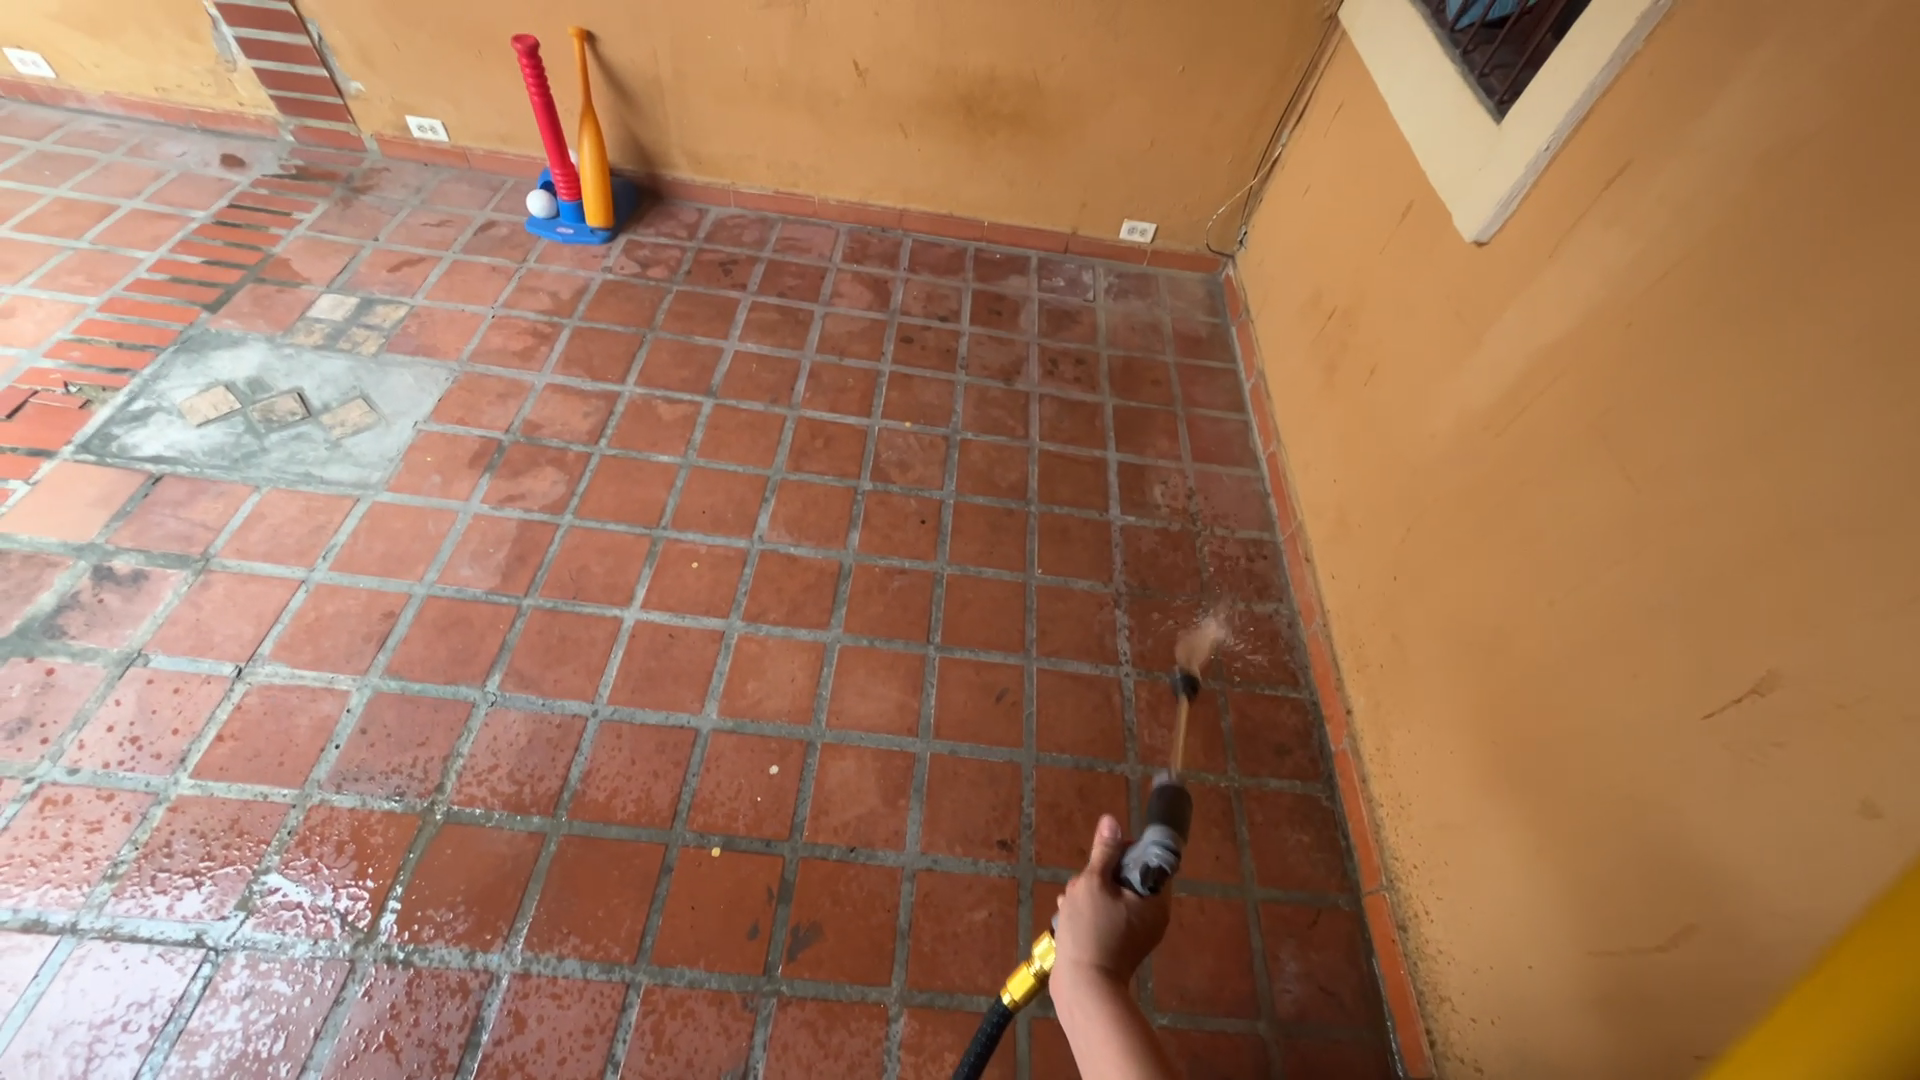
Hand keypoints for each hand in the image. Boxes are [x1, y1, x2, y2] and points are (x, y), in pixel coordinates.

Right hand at [1051, 814, 1170, 987]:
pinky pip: (1104, 915)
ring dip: (1087, 892)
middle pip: (1126, 877)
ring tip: (1071, 902)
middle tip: (1084, 884)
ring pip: (1110, 895)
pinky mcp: (1116, 944)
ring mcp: (1133, 932)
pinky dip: (1087, 911)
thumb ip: (1103, 852)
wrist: (1082, 989)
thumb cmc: (1091, 931)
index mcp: (1154, 900)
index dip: (1126, 850)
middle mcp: (1150, 916)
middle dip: (1099, 874)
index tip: (1105, 855)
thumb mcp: (1093, 882)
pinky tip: (1068, 915)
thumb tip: (1112, 821)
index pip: (1149, 860)